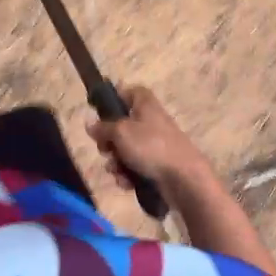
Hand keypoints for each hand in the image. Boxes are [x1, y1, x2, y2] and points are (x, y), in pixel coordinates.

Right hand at [87, 86, 212, 190]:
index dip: (110, 100)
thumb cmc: (151, 146)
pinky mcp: (157, 165)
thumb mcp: (120, 132)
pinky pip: (135, 166)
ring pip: (125, 149)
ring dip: (116, 161)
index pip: (124, 92)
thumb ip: (103, 128)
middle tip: (105, 149)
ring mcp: (154, 143)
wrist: (185, 179)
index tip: (98, 114)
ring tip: (117, 171)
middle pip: (120, 124)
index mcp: (144, 102)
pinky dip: (128, 174)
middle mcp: (149, 119)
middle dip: (108, 141)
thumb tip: (90, 124)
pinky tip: (126, 183)